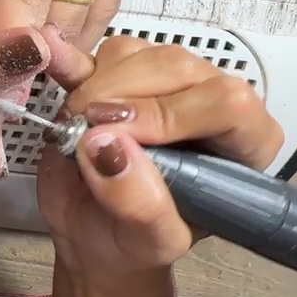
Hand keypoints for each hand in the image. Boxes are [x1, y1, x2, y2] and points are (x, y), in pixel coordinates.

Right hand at [33, 32, 283, 275]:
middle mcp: (207, 101)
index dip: (166, 114)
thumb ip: (139, 203)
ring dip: (92, 88)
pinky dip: (68, 61)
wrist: (92, 235)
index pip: (225, 102)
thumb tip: (105, 145)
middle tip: (83, 135)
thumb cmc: (132, 242)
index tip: (115, 139)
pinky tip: (55, 70)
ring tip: (73, 130)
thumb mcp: (149, 242)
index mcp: (241, 141)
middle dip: (119, 97)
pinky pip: (93, 53)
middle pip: (174, 66)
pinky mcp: (112, 77)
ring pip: (133, 54)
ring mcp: (158, 84)